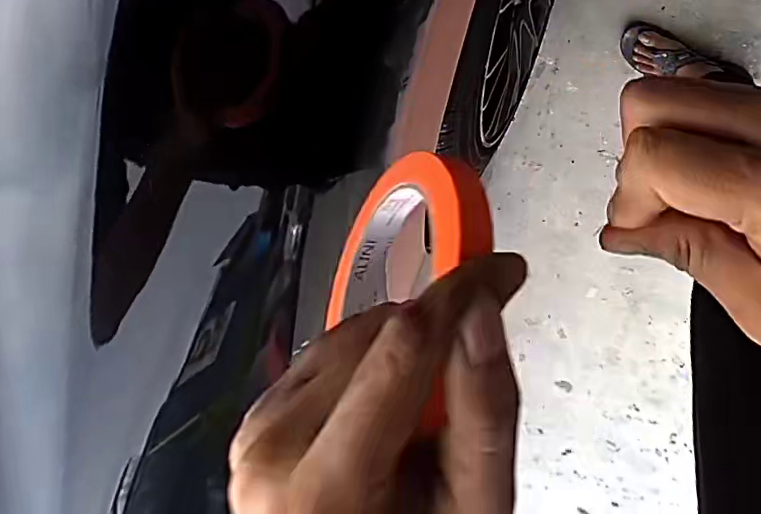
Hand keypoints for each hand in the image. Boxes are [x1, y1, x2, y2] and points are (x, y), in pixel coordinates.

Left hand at [228, 253, 527, 513]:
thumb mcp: (471, 501)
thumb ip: (484, 407)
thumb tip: (482, 313)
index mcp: (324, 486)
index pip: (405, 341)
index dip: (462, 290)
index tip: (499, 270)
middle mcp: (276, 450)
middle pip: (386, 331)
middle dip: (440, 330)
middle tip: (470, 365)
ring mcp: (262, 432)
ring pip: (362, 329)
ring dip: (408, 345)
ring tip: (425, 407)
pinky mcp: (262, 415)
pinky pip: (335, 348)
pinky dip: (375, 358)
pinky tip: (392, 402)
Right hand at [601, 77, 760, 375]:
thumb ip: (691, 255)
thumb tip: (621, 230)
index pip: (656, 154)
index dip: (629, 199)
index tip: (642, 238)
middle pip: (646, 102)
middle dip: (633, 160)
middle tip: (659, 215)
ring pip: (664, 91)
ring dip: (653, 145)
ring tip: (686, 204)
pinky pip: (694, 97)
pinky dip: (678, 134)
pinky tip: (707, 185)